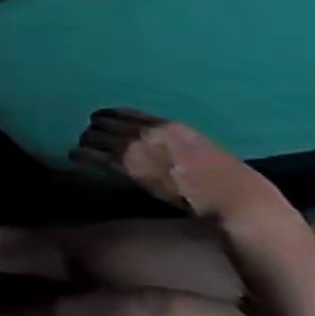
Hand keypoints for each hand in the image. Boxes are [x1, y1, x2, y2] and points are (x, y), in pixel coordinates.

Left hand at [73, 108, 283, 219]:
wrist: (235, 202)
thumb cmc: (234, 183)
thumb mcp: (206, 150)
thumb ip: (177, 142)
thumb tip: (160, 146)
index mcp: (169, 126)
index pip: (122, 113)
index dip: (107, 119)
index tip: (102, 125)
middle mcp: (144, 132)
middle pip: (100, 123)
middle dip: (94, 132)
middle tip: (92, 142)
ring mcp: (130, 148)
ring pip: (89, 137)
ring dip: (86, 144)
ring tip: (85, 153)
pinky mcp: (121, 166)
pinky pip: (85, 155)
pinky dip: (79, 157)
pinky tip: (78, 162)